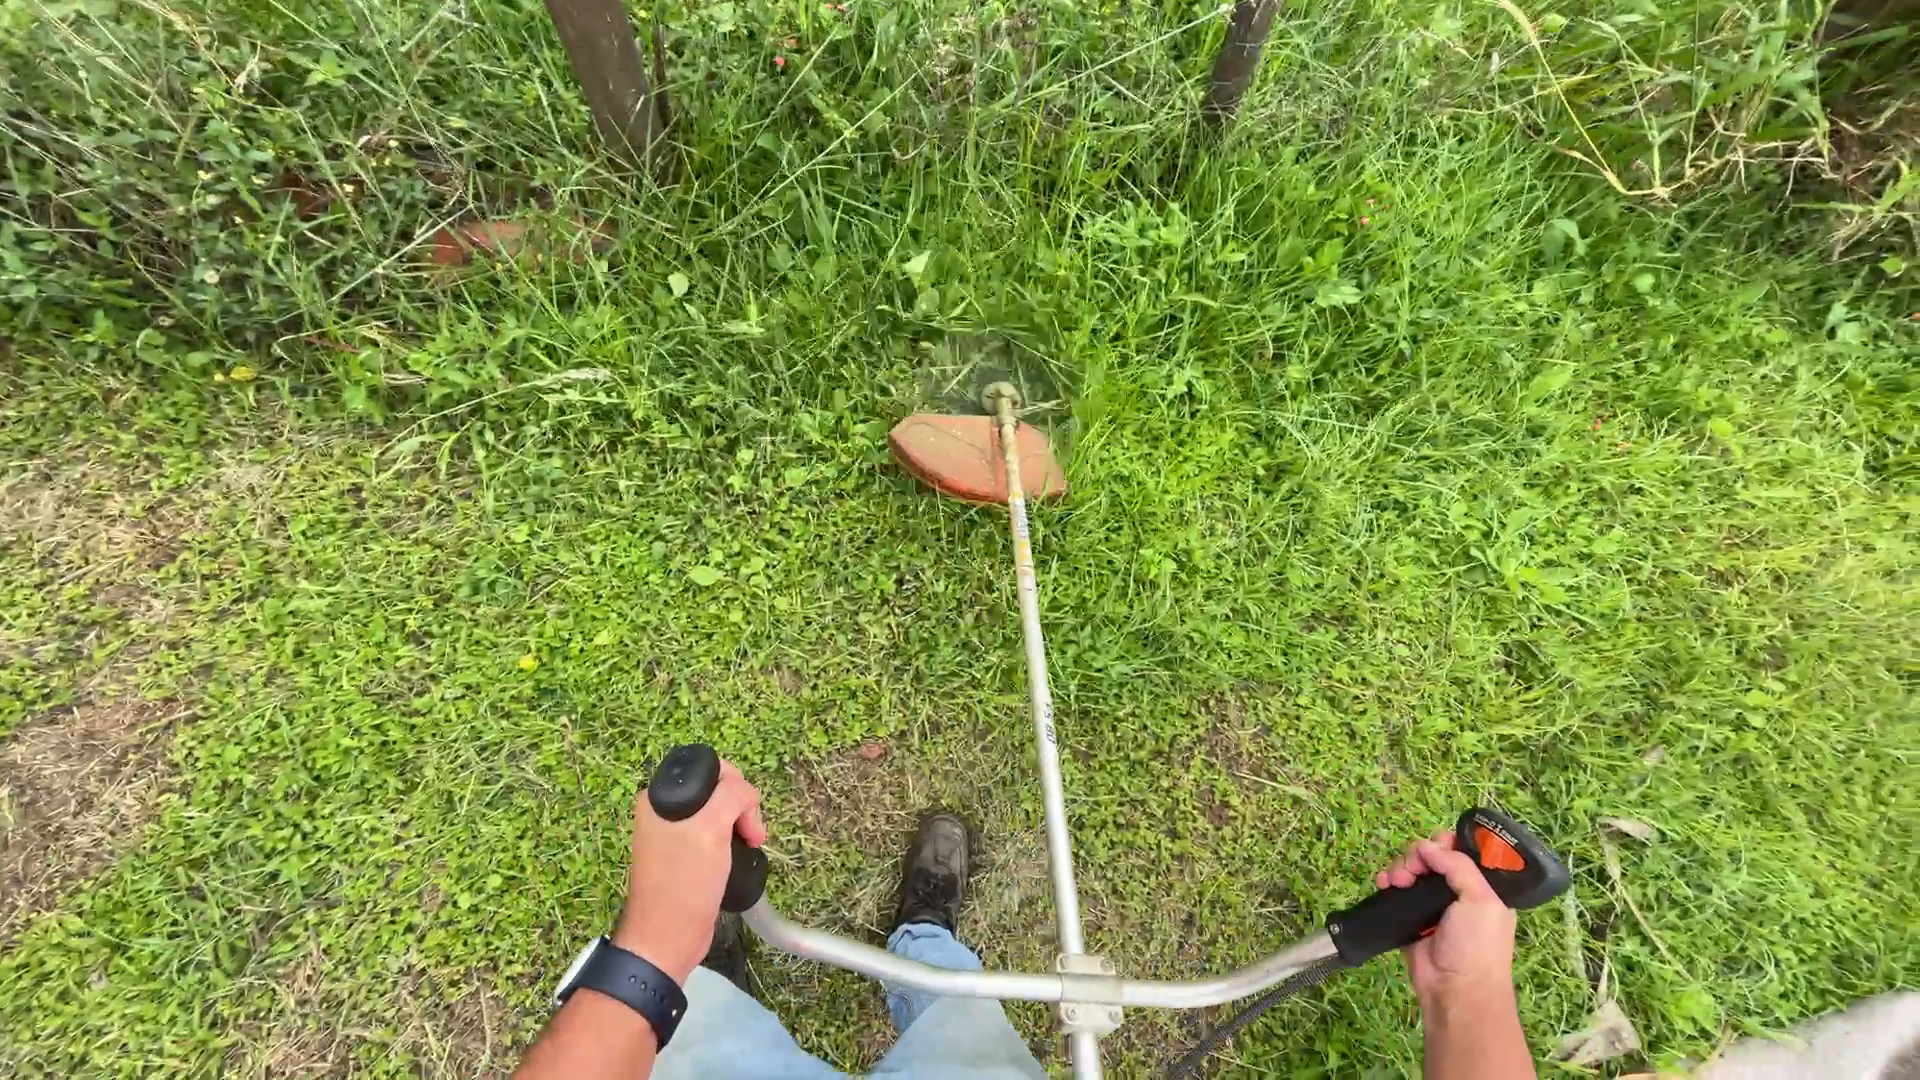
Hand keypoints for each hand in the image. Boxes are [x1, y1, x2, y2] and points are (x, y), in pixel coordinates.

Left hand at [613, 756, 766, 984]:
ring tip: (753, 844)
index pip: (711, 768)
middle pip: (720, 788)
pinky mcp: (688, 852)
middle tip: (751, 833)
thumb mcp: (711, 828)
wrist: (669, 938)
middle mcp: (666, 808)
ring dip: (743, 822)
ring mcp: (676, 831)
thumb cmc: (686, 881)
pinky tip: (743, 851)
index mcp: (660, 795)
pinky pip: (719, 830)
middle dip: (742, 806)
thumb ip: (731, 795)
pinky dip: (735, 836)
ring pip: (723, 809)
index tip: (744, 814)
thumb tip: (745, 792)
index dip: (735, 785)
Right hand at [1374, 830, 1516, 1012]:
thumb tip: (1427, 846)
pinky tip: (1383, 884)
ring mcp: (1432, 904)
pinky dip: (1387, 880)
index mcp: (1483, 889)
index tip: (1436, 847)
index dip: (1447, 844)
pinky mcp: (1410, 915)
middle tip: (1412, 869)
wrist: (1454, 989)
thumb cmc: (1476, 945)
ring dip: (1400, 867)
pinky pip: (1395, 888)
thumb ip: (1458, 866)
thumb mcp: (1480, 901)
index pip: (1463, 854)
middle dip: (1418, 856)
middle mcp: (1457, 893)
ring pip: (1411, 869)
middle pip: (1432, 857)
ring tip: (1396, 881)